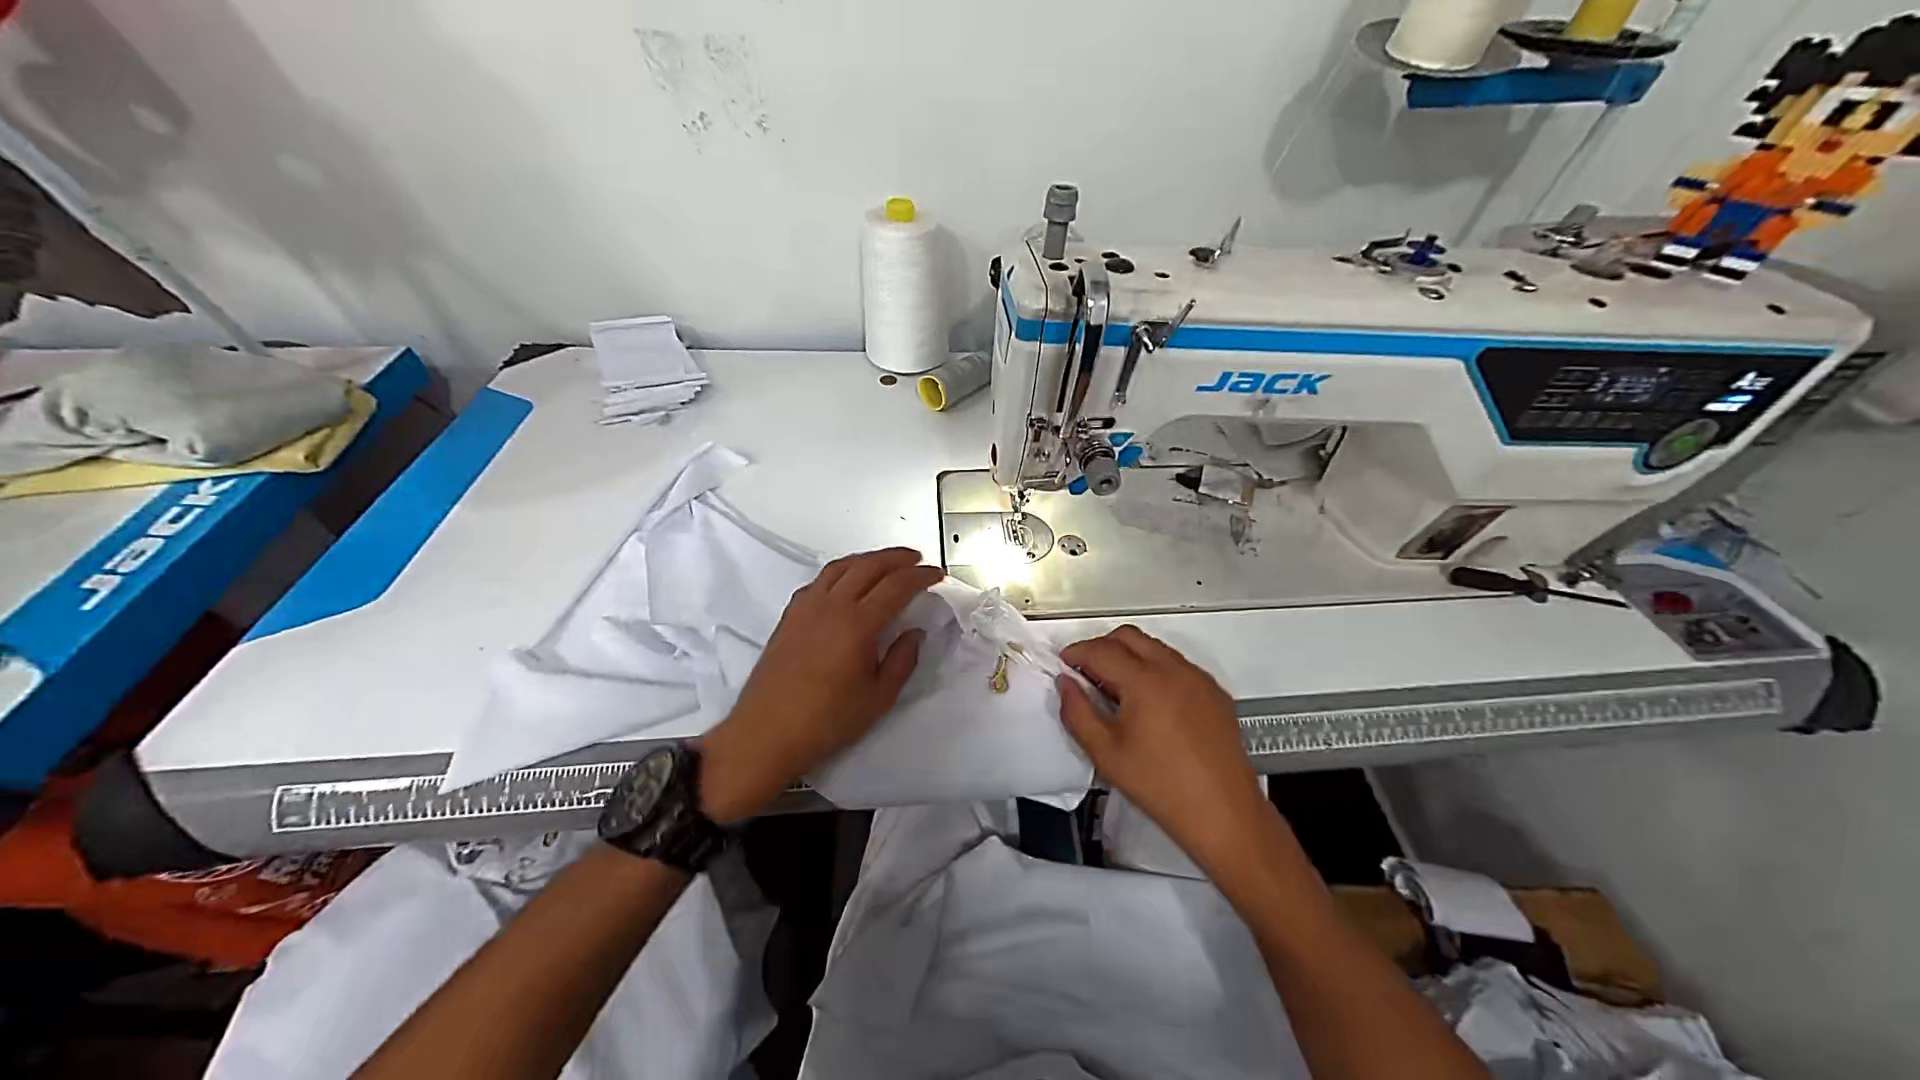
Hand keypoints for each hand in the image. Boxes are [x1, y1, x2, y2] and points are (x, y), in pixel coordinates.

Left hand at [700, 548, 942, 820]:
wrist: (766, 733)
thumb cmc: (824, 722)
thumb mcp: (878, 698)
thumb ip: (902, 661)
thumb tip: (914, 635)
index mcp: (857, 624)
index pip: (897, 586)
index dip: (921, 576)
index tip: (936, 574)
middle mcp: (831, 606)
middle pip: (869, 566)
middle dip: (897, 558)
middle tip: (917, 559)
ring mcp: (806, 608)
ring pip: (841, 566)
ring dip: (868, 559)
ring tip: (886, 562)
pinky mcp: (790, 616)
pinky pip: (820, 580)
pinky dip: (841, 571)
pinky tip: (847, 582)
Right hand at [1057, 626, 1272, 870]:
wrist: (1222, 813)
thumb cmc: (1162, 787)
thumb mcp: (1105, 753)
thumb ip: (1077, 712)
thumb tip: (1066, 684)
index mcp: (1145, 682)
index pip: (1101, 650)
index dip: (1076, 653)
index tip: (1064, 663)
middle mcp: (1175, 670)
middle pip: (1129, 636)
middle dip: (1101, 646)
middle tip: (1085, 671)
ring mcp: (1199, 679)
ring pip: (1155, 647)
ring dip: (1129, 655)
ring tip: (1115, 688)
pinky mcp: (1215, 693)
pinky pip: (1178, 665)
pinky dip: (1155, 668)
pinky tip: (1148, 701)